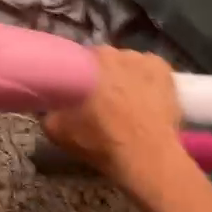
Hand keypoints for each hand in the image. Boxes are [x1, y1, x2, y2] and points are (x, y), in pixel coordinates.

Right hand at [43, 46, 193, 199]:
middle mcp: (114, 52)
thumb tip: (46, 106)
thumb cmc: (100, 141)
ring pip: (127, 62)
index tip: (76, 89)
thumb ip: (47, 112)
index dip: (76, 74)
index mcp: (86, 61)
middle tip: (100, 97)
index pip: (76, 59)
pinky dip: (147, 77)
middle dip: (100, 74)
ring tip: (126, 98)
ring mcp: (142, 59)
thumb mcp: (57, 131)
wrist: (147, 159)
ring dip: (124, 74)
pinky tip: (146, 95)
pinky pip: (149, 68)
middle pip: (103, 59)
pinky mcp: (165, 69)